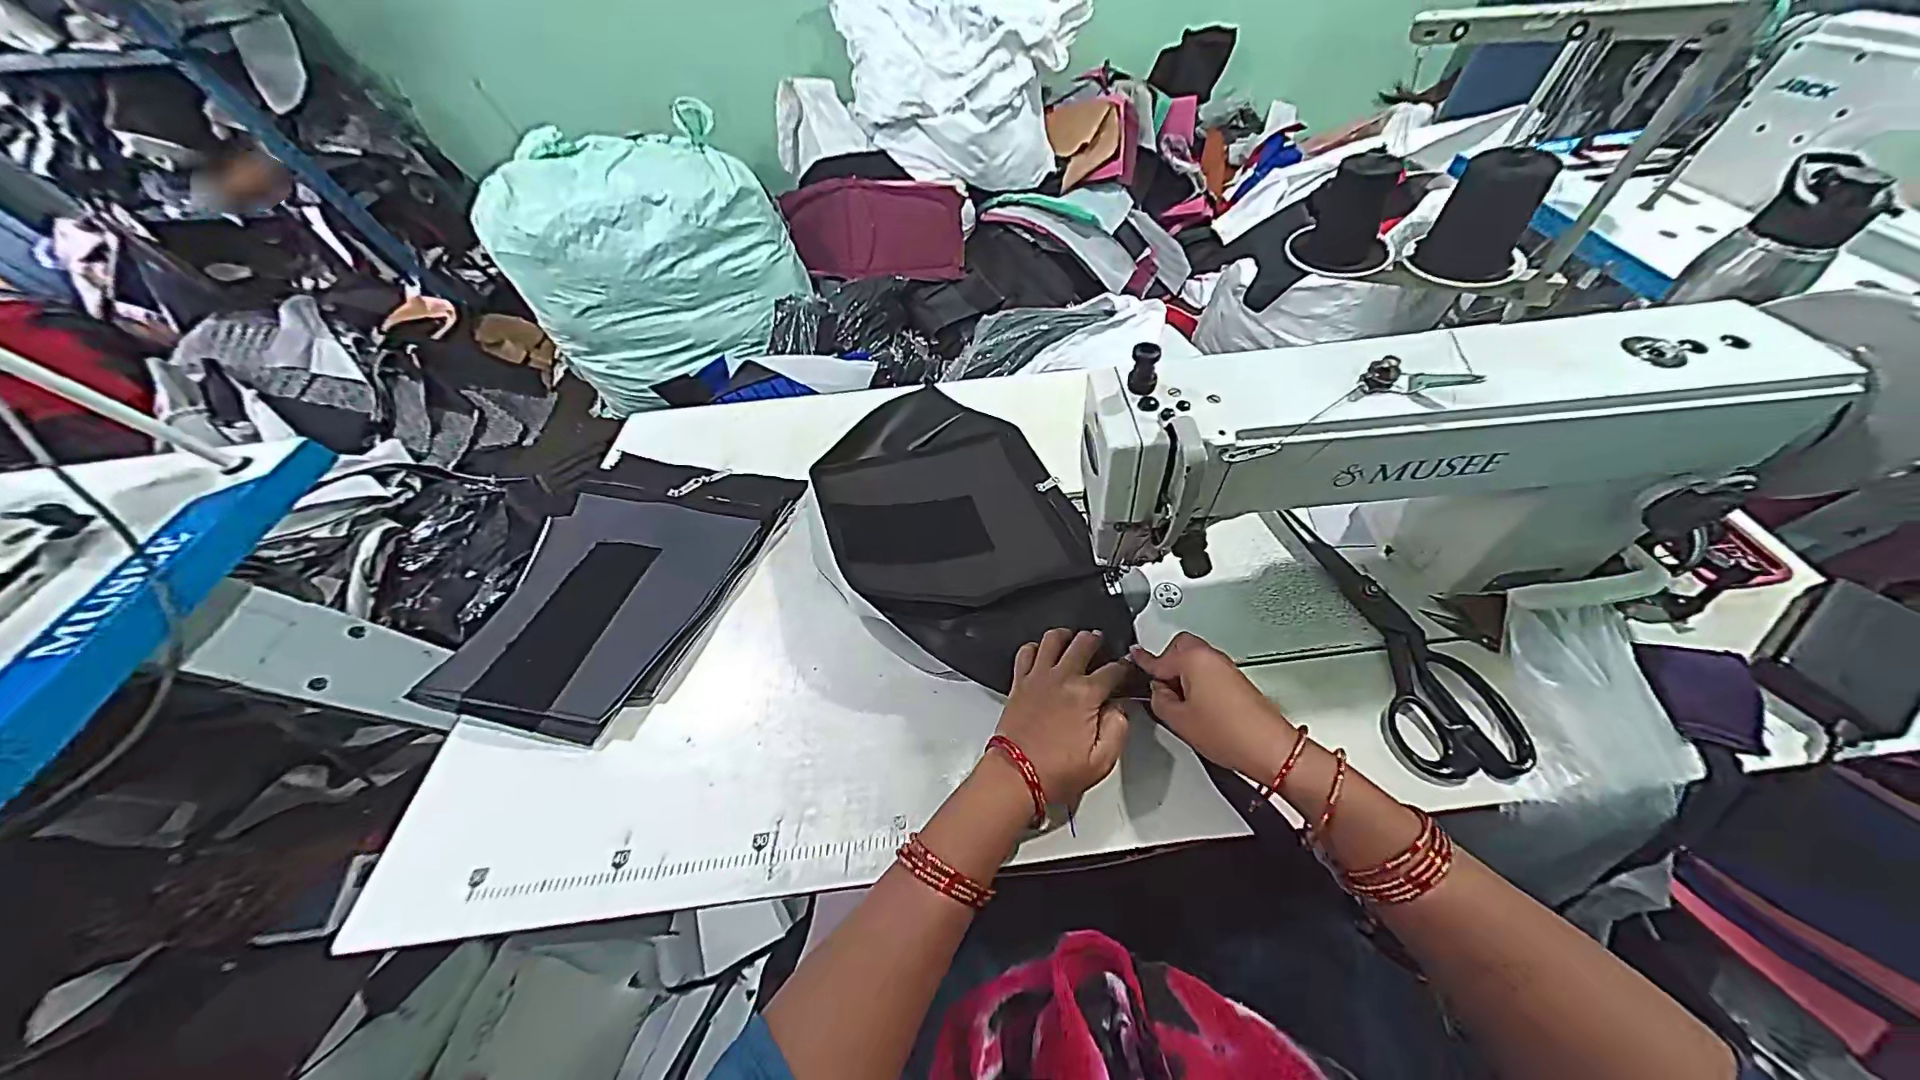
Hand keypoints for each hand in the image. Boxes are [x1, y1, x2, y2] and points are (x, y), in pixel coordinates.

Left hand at [992, 629, 1130, 810]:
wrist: (1016, 775)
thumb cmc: (1054, 771)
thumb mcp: (1102, 760)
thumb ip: (1118, 728)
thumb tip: (1119, 710)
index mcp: (1085, 695)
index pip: (1113, 669)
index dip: (1124, 667)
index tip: (1125, 669)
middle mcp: (1061, 679)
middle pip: (1084, 642)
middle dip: (1097, 640)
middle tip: (1101, 644)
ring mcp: (1037, 678)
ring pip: (1052, 638)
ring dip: (1066, 636)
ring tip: (1073, 640)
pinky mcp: (1019, 683)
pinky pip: (1026, 652)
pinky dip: (1035, 647)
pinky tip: (1042, 653)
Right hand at [1130, 632, 1293, 777]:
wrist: (1270, 749)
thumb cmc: (1232, 734)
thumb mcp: (1177, 720)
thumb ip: (1158, 699)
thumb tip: (1158, 692)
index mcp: (1193, 659)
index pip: (1158, 657)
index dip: (1142, 661)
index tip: (1135, 657)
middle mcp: (1211, 657)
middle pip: (1179, 647)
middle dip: (1167, 663)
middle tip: (1161, 686)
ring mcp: (1226, 667)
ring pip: (1195, 659)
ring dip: (1184, 673)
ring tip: (1182, 704)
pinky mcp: (1236, 680)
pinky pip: (1208, 671)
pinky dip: (1198, 682)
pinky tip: (1199, 708)